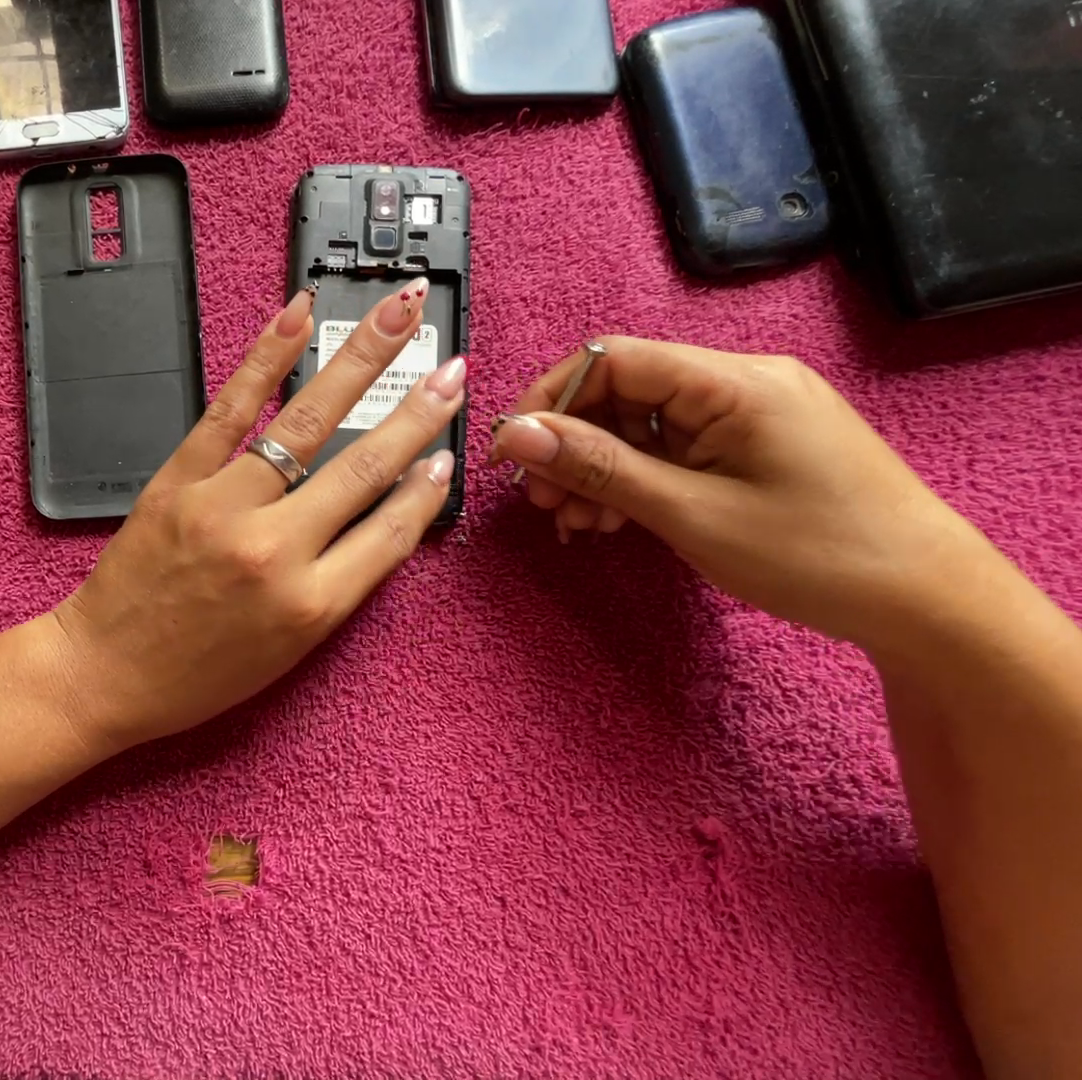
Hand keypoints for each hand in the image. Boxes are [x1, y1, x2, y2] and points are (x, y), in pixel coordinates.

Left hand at [51, 281, 466, 753]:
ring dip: (360, 358)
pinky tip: (298, 317)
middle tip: (454, 367)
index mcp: (309, 605)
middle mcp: (273, 551)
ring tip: (399, 312)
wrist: (105, 672)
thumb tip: (380, 519)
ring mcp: (222, 509)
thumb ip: (336, 588)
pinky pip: (229, 410)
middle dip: (418, 412)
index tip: (450, 453)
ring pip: (305, 423)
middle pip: (363, 468)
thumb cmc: (194, 675)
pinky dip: (266, 359)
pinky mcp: (177, 483)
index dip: (427, 489)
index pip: (391, 532)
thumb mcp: (286, 653)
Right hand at [488, 336, 991, 650]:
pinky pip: (665, 451)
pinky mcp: (745, 448)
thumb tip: (517, 434)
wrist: (924, 603)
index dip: (550, 400)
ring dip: (593, 470)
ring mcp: (744, 416)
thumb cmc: (814, 554)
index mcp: (734, 382)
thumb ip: (598, 466)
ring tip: (573, 522)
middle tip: (539, 501)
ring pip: (635, 427)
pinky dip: (627, 482)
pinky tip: (608, 519)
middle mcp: (739, 384)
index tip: (512, 454)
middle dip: (568, 445)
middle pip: (619, 394)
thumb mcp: (688, 511)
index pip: (613, 360)